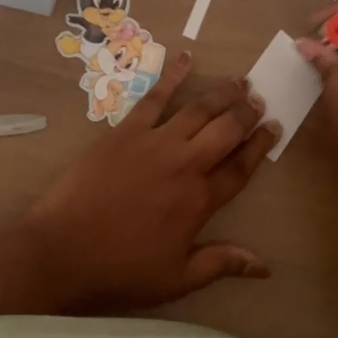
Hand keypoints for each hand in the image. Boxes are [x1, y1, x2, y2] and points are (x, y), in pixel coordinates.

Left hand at [19, 51, 280, 312]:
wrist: (63, 251)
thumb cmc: (121, 270)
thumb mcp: (177, 278)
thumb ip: (221, 264)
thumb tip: (264, 266)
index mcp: (200, 200)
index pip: (241, 167)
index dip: (261, 146)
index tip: (274, 128)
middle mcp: (185, 164)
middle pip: (226, 130)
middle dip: (247, 113)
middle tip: (259, 100)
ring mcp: (155, 142)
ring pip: (198, 109)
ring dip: (222, 93)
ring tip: (238, 82)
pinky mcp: (126, 131)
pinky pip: (155, 96)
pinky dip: (172, 76)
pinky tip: (185, 59)